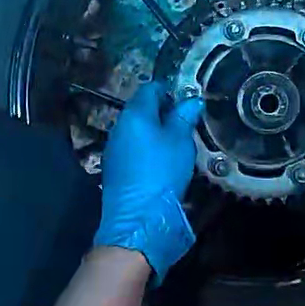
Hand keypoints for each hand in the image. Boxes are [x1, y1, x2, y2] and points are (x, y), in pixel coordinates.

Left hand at [94, 82, 205, 277]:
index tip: (185, 101)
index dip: (168, 91)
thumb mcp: (180, 142)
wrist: (137, 216)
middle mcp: (119, 126)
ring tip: (175, 143)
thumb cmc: (162, 172)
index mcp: (135, 114)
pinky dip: (145, 147)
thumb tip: (191, 100)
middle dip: (161, 112)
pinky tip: (159, 161)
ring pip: (135, 129)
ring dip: (153, 131)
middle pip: (141, 109)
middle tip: (184, 123)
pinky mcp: (113, 166)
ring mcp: (113, 147)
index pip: (150, 89)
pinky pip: (131, 147)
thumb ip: (184, 118)